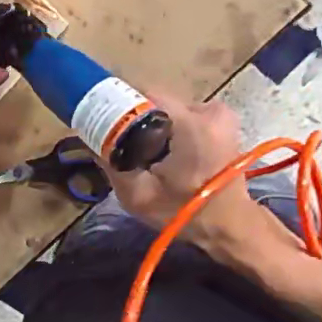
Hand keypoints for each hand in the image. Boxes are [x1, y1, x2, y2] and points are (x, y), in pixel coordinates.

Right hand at [100, 92, 288, 256]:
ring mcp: (221, 114)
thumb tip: (92, 139)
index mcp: (191, 123)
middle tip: (127, 146)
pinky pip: (187, 116)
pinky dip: (174, 129)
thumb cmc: (183, 213)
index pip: (147, 95)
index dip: (124, 108)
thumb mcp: (137, 196)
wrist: (229, 226)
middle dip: (140, 120)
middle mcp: (209, 110)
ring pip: (172, 109)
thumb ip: (111, 163)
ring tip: (150, 153)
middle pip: (160, 101)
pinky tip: (170, 153)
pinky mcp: (224, 122)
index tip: (110, 126)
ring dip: (158, 125)